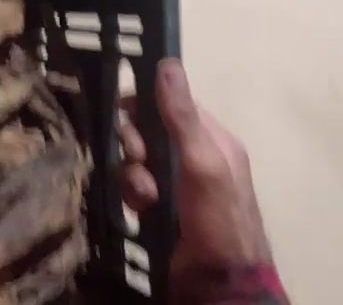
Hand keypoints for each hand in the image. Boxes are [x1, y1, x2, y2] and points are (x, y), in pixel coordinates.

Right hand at [118, 59, 272, 276]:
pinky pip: (131, 181)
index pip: (168, 102)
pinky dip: (131, 192)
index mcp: (212, 140)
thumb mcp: (202, 163)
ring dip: (132, 172)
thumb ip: (181, 115)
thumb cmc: (217, 216)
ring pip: (134, 156)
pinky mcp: (159, 202)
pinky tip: (141, 206)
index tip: (125, 113)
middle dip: (134, 143)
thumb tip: (168, 62)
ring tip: (145, 194)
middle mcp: (192, 156)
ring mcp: (175, 181)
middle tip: (138, 158)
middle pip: (145, 128)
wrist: (216, 280)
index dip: (143, 104)